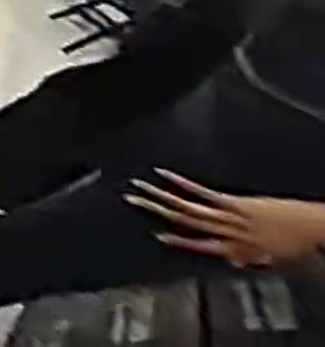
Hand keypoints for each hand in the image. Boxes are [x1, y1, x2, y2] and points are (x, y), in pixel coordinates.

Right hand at [126, 170, 324, 268]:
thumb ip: (254, 258)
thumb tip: (234, 263)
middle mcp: (232, 233)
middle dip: (156, 210)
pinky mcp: (235, 201)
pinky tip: (163, 172)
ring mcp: (233, 217)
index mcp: (243, 248)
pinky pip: (204, 193)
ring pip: (189, 208)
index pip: (204, 246)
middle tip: (130, 199)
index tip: (155, 233)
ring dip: (160, 195)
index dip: (179, 241)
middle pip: (187, 222)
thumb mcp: (282, 258)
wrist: (317, 226)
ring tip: (139, 184)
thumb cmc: (303, 242)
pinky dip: (180, 182)